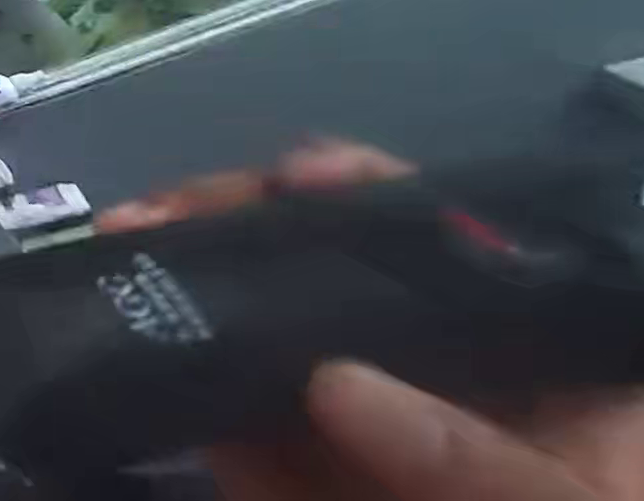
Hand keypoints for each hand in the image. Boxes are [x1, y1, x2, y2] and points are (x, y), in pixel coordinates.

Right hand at [100, 139, 643, 500]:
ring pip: (246, 297)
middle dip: (238, 211)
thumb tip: (339, 388)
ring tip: (126, 226)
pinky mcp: (262, 442)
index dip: (374, 190)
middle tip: (169, 203)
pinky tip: (113, 284)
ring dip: (179, 251)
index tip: (298, 172)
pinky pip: (207, 372)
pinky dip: (156, 322)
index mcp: (530, 368)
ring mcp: (328, 400)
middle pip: (319, 253)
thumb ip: (499, 478)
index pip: (449, 242)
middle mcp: (414, 364)